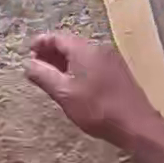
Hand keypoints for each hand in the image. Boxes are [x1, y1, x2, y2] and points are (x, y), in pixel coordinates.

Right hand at [24, 33, 163, 149]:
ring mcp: (111, 60)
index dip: (40, 43)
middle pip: (69, 44)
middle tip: (36, 66)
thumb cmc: (96, 108)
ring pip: (81, 54)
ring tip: (50, 76)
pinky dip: (77, 68)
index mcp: (85, 50)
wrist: (136, 125)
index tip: (28, 53)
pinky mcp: (117, 72)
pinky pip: (91, 62)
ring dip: (63, 61)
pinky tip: (71, 83)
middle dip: (50, 53)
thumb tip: (27, 64)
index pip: (57, 37)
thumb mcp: (63, 93)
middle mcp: (99, 49)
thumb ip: (42, 75)